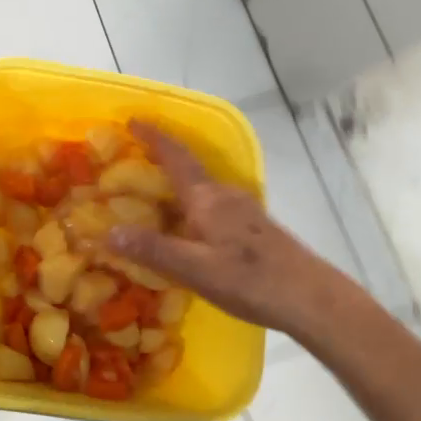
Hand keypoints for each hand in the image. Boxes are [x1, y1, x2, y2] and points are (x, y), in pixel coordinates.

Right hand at [106, 122, 358, 338]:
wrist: (312, 300)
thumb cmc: (252, 281)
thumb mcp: (195, 269)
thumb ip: (153, 250)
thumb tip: (108, 231)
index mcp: (208, 200)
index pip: (176, 157)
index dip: (154, 137)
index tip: (132, 120)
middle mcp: (225, 197)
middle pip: (189, 170)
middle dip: (160, 160)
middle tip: (130, 163)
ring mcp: (243, 212)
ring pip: (201, 191)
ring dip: (175, 186)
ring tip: (150, 196)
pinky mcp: (253, 230)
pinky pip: (211, 208)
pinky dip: (190, 207)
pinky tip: (184, 229)